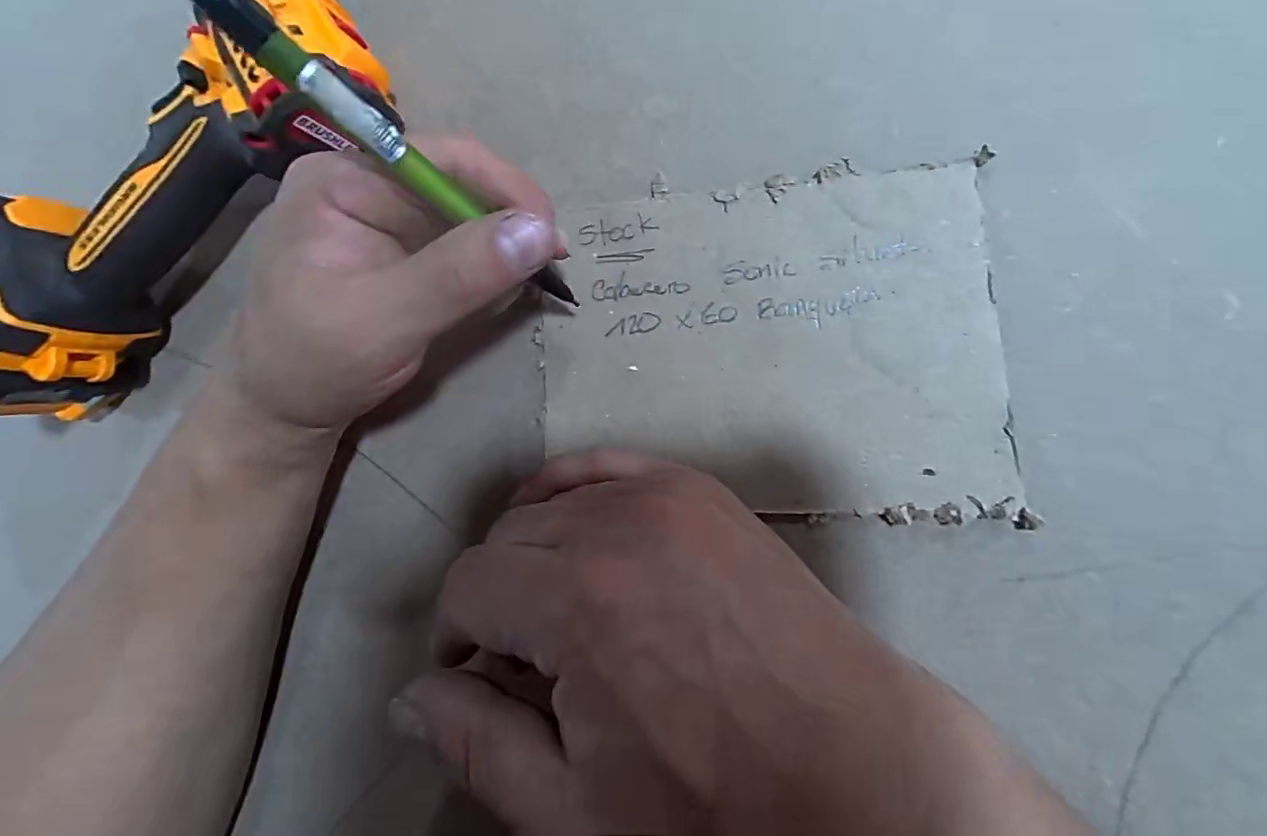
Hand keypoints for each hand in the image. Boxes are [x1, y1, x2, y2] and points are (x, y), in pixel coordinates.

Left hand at [219, 134, 562, 434]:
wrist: (281, 412)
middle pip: (457, 179)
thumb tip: (540, 231)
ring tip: (529, 278)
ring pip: (464, 211)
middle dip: (506, 220)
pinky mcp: (400, 246)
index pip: (438, 158)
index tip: (549, 231)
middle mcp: (364, 183)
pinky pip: (458, 240)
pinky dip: (487, 263)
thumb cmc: (314, 363)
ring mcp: (383, 214)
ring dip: (502, 244)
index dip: (502, 186)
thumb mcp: (388, 319)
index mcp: (342, 179)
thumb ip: (460, 273)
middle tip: (550, 260)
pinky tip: (500, 288)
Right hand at [393, 450, 1087, 835]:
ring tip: (561, 608)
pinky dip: (576, 491)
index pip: (468, 584)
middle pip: (506, 537)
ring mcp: (665, 493)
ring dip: (538, 552)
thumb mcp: (575, 809)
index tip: (479, 678)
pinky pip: (608, 465)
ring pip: (552, 502)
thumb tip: (410, 695)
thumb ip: (478, 742)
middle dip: (498, 597)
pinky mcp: (701, 488)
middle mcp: (616, 522)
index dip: (458, 636)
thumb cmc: (712, 809)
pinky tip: (578, 529)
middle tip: (527, 658)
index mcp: (578, 598)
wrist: (856, 767)